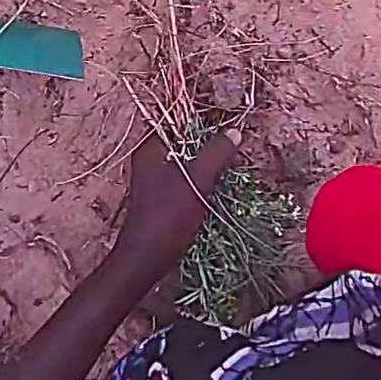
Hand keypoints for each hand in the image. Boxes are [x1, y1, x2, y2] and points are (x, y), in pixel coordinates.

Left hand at [109, 129, 242, 279]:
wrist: (146, 259)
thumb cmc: (168, 215)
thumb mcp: (197, 179)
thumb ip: (216, 152)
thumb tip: (234, 131)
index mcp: (150, 149)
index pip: (176, 121)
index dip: (201, 120)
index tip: (226, 125)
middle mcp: (148, 161)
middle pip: (182, 141)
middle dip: (207, 143)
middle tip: (232, 147)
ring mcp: (153, 181)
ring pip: (184, 162)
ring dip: (206, 163)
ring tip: (229, 165)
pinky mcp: (160, 198)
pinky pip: (183, 179)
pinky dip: (199, 179)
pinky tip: (216, 186)